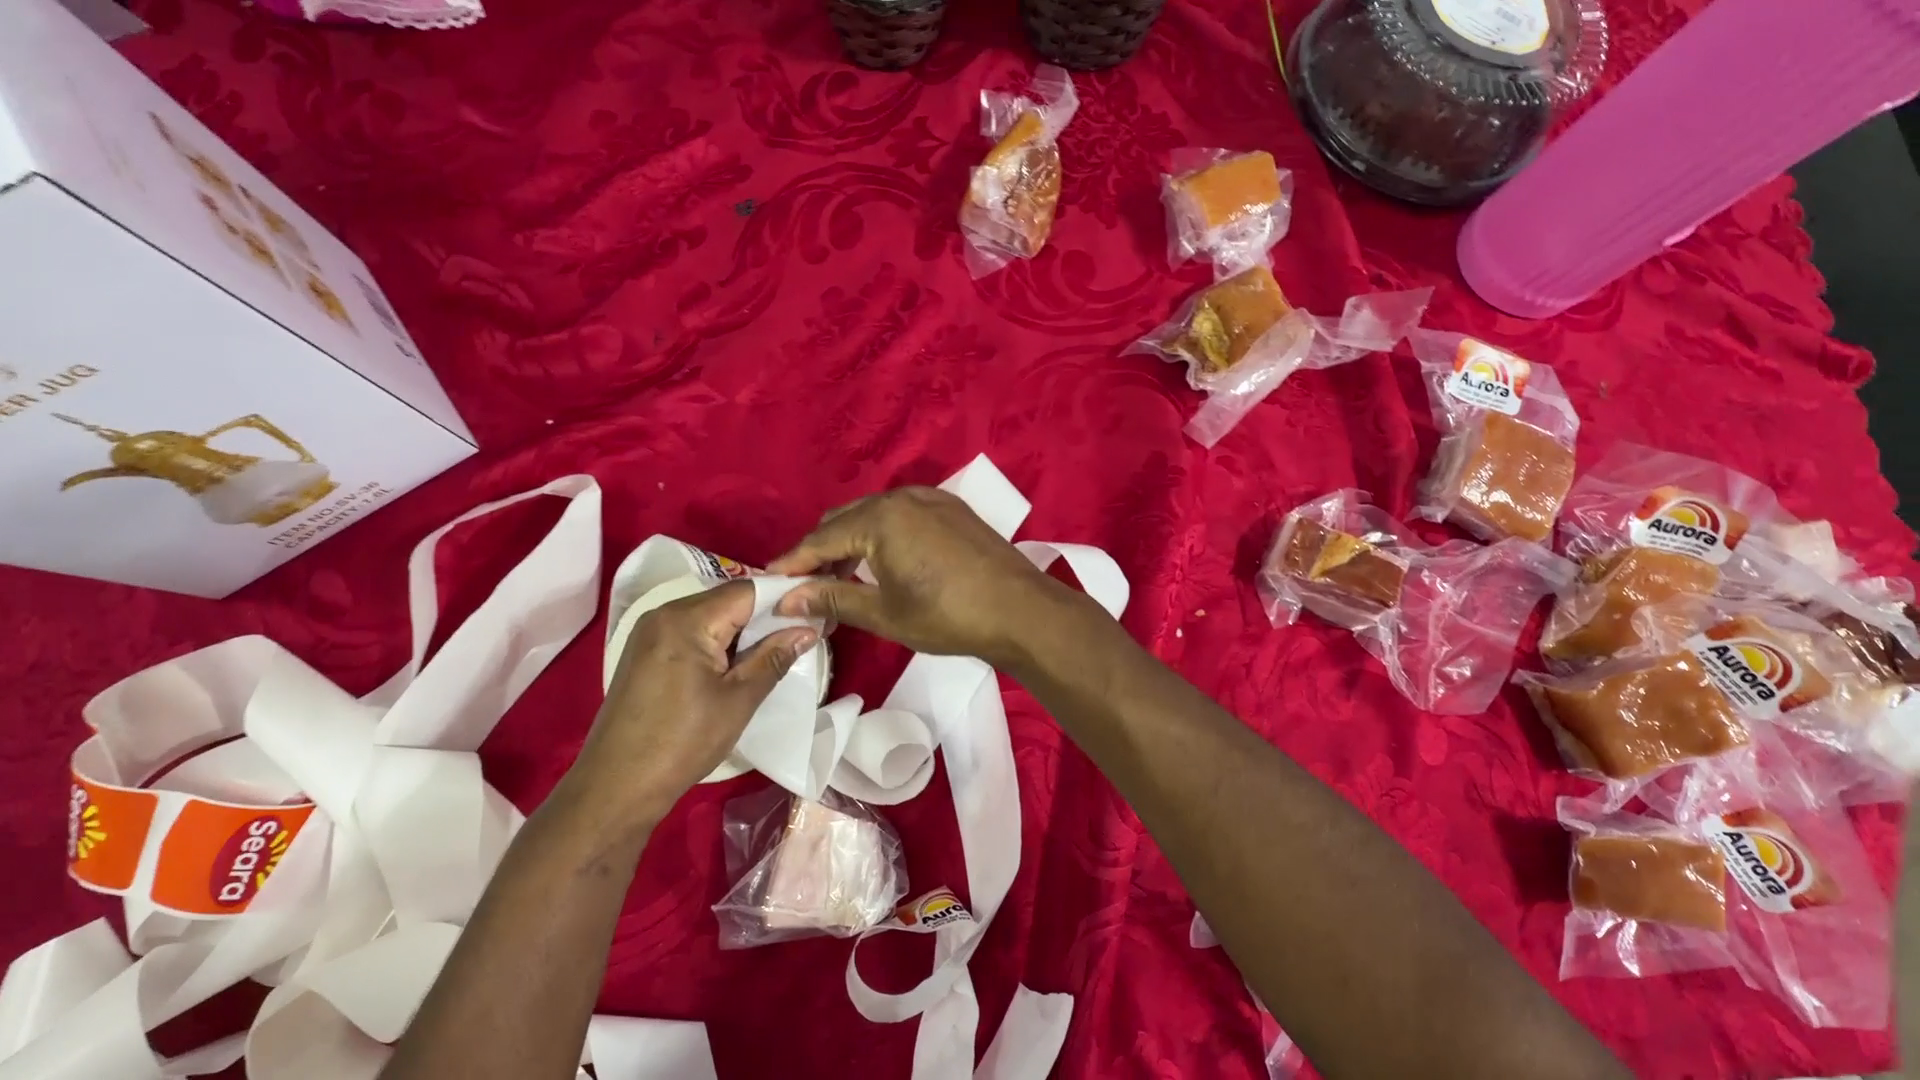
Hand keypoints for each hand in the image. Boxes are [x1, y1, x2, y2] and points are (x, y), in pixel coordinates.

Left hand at [574, 580, 816, 818]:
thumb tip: (808, 629)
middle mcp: (664, 614)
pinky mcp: (645, 652)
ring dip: (742, 630)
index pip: (747, 591)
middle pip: (727, 600)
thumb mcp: (738, 699)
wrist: (617, 784)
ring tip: (774, 651)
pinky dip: (717, 641)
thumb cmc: (683, 742)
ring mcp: (649, 632)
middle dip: (764, 615)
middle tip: (801, 634)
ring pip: (709, 616)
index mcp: (687, 620)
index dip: (784, 600)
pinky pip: (690, 632)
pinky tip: (737, 664)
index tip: (814, 613)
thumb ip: (773, 657)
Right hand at [766, 486, 1077, 665]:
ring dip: (850, 542)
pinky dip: (880, 535)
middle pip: (844, 520)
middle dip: (819, 551)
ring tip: (839, 579)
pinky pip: (900, 515)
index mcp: (880, 518)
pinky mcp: (951, 508)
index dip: (792, 564)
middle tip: (804, 586)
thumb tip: (788, 599)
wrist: (1022, 611)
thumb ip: (833, 599)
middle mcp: (901, 497)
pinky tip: (881, 563)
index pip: (820, 540)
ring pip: (873, 515)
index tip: (769, 584)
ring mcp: (930, 499)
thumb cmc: (948, 616)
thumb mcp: (884, 613)